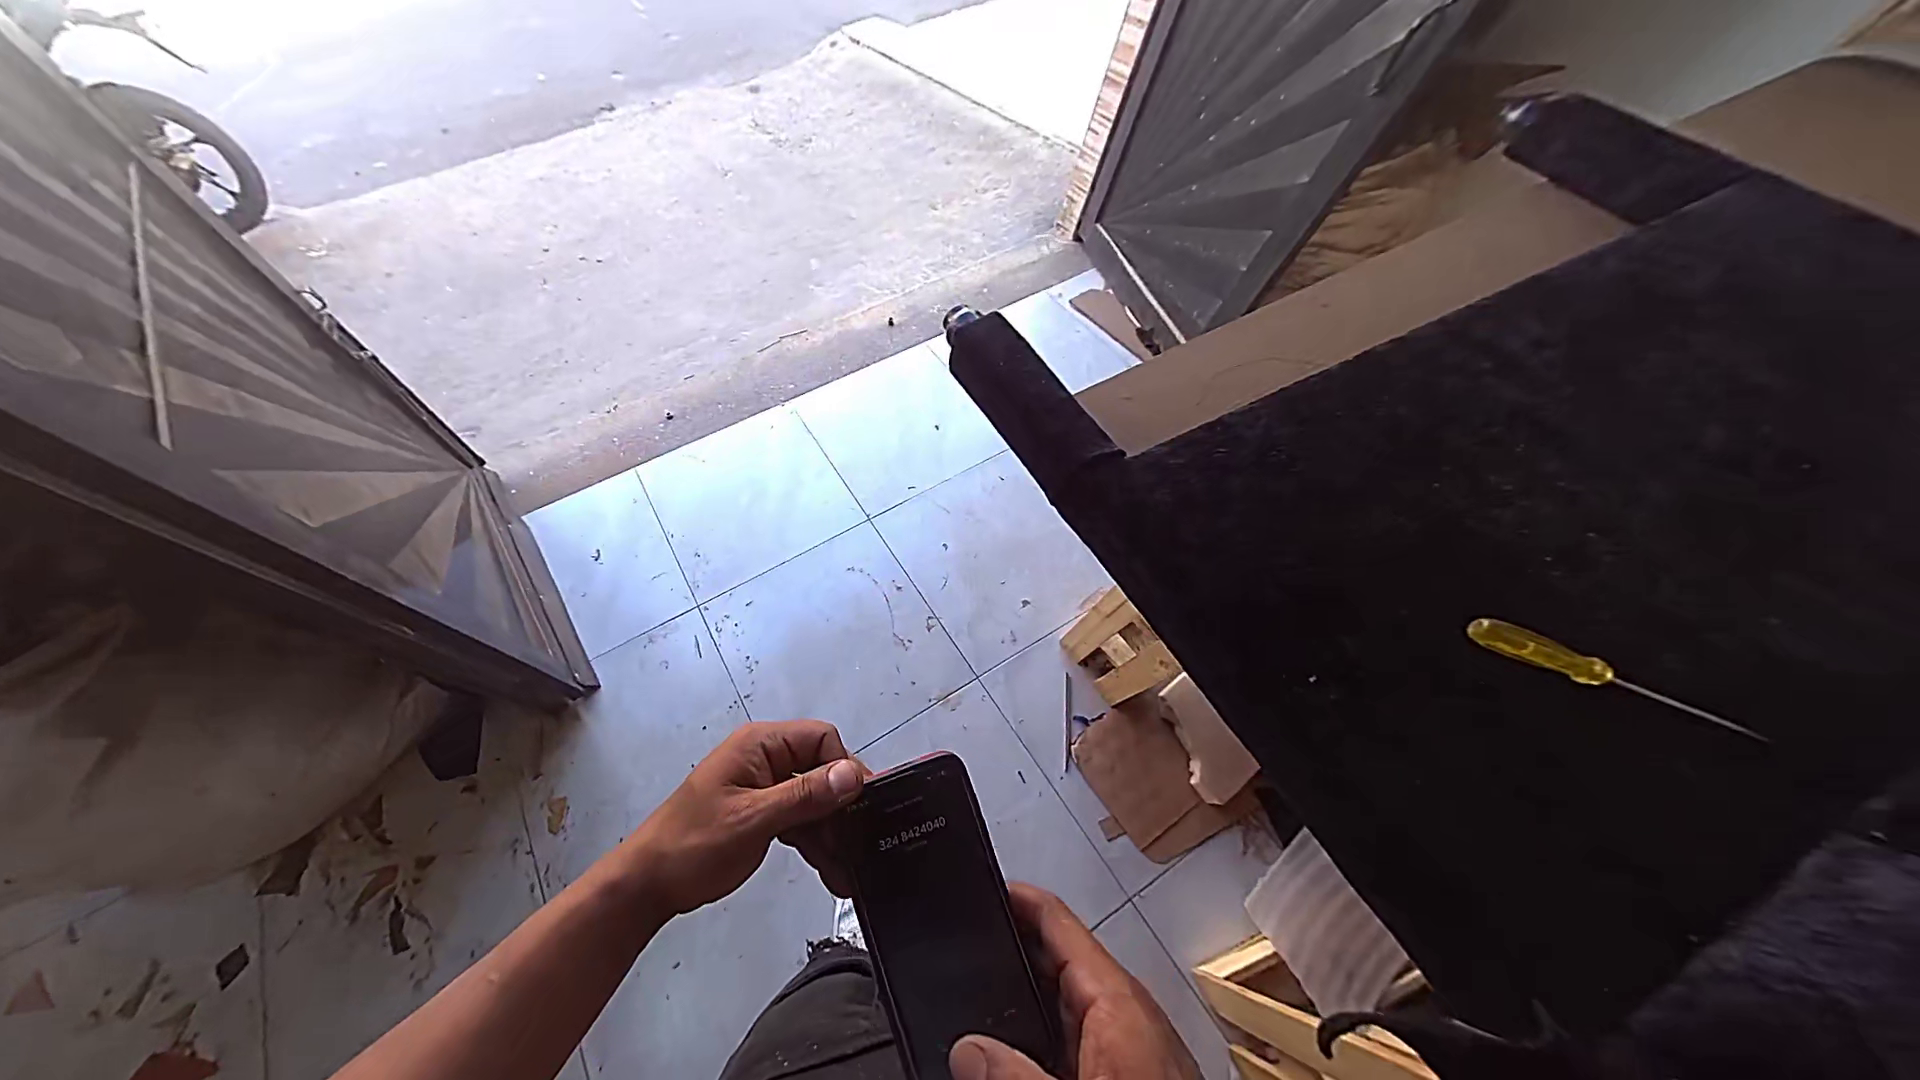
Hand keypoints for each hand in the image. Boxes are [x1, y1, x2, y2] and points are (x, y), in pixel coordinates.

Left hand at [621, 720, 865, 918]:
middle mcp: (766, 758)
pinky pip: (801, 820)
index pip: (821, 739)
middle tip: (860, 842)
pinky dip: (816, 842)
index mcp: (761, 744)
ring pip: (815, 800)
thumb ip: (806, 795)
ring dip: (831, 832)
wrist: (645, 888)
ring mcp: (765, 787)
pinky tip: (833, 869)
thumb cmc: (692, 845)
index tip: (862, 803)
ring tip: (850, 867)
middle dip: (840, 807)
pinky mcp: (764, 813)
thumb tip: (853, 775)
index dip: (844, 768)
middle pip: (822, 770)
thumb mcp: (754, 819)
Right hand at [950, 884, 1200, 1079]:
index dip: (1023, 899)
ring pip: (1063, 1003)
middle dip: (1012, 956)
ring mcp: (1126, 1044)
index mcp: (1117, 1002)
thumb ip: (1017, 1075)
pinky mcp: (1125, 1071)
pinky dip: (1043, 1035)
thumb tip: (966, 1049)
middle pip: (1057, 961)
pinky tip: (1014, 1053)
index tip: (987, 887)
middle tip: (965, 954)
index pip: (1060, 923)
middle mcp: (1124, 1012)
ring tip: (978, 1000)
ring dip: (1024, 1002)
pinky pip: (1075, 1037)